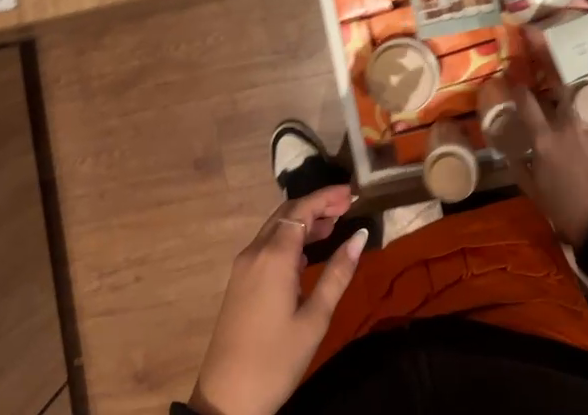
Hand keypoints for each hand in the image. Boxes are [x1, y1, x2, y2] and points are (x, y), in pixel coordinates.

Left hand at [189, 185, 365, 414]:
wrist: (227, 397)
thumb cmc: (276, 359)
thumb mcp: (315, 319)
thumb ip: (337, 274)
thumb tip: (360, 236)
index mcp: (274, 256)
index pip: (301, 210)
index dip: (326, 197)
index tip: (351, 193)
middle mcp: (255, 252)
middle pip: (286, 214)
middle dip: (315, 205)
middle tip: (346, 204)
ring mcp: (243, 267)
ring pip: (275, 229)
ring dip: (302, 222)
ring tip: (334, 224)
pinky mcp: (239, 282)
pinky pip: (267, 246)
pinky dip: (289, 239)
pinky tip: (308, 252)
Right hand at [502, 82, 587, 246]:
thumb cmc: (565, 212)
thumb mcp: (535, 192)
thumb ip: (522, 168)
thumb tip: (513, 155)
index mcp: (545, 140)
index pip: (528, 105)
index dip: (521, 94)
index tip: (519, 88)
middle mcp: (570, 127)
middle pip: (563, 98)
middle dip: (559, 97)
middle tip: (560, 109)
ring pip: (587, 124)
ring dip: (584, 134)